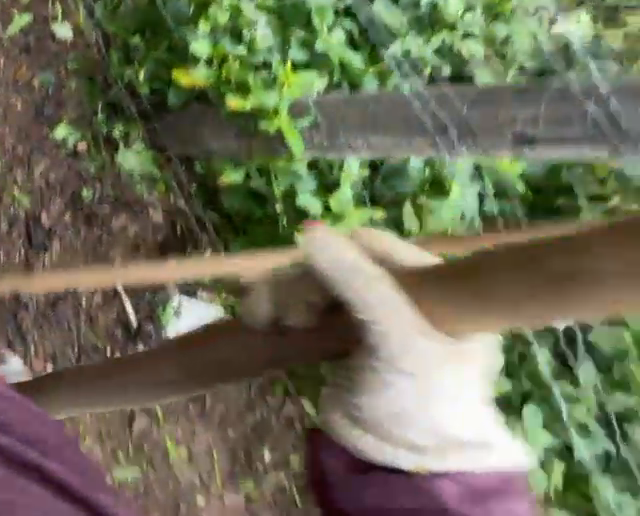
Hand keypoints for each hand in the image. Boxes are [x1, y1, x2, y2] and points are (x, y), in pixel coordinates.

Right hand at [241, 224, 528, 473]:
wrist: (403, 463)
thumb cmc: (418, 402)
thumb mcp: (397, 341)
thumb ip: (359, 283)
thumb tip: (307, 228)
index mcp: (434, 289)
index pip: (372, 246)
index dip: (335, 256)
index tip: (313, 286)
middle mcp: (399, 293)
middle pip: (329, 262)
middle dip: (298, 285)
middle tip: (290, 317)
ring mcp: (363, 311)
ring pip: (304, 279)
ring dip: (277, 295)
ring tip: (261, 320)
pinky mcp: (334, 329)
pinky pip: (293, 299)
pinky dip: (271, 305)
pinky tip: (257, 320)